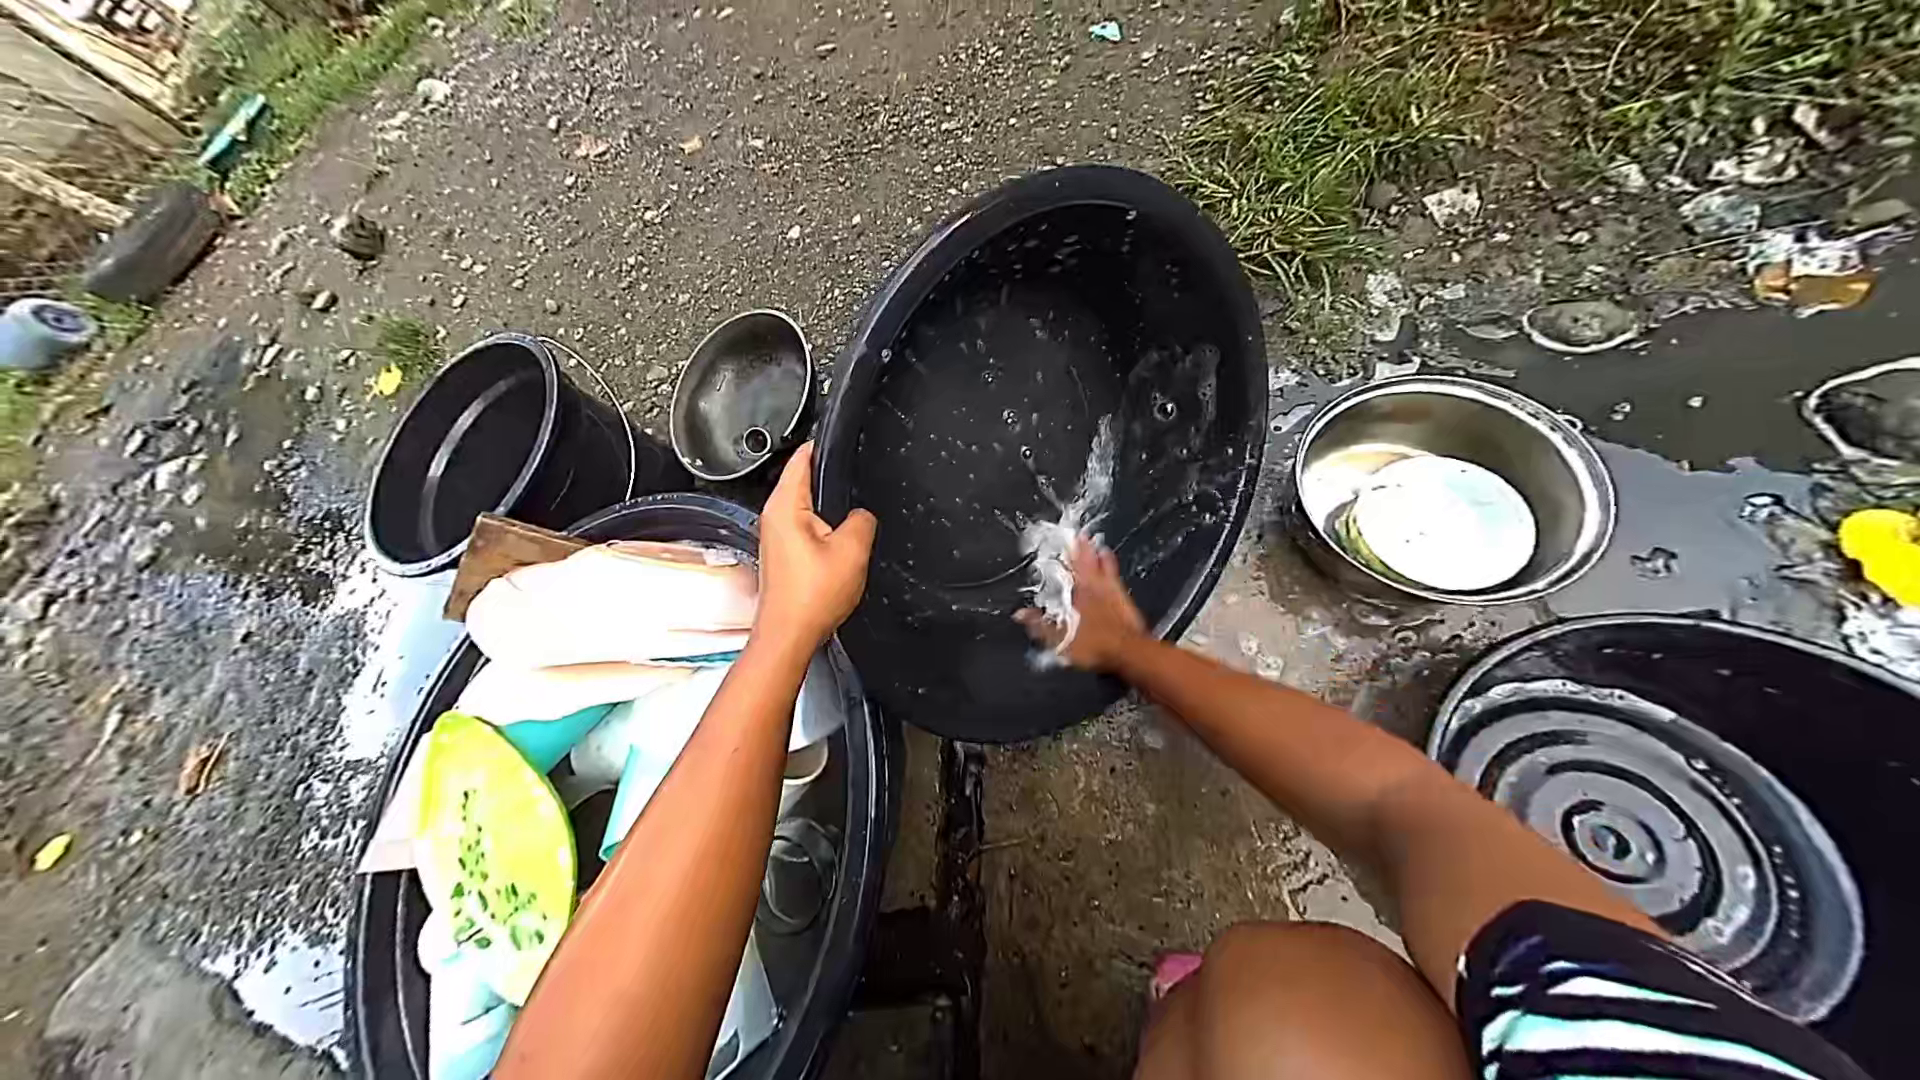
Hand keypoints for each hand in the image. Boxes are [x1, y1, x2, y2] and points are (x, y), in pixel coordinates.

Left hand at [755, 442, 877, 652]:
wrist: (790, 635)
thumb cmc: (810, 598)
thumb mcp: (852, 550)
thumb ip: (862, 519)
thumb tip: (862, 514)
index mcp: (785, 506)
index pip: (801, 457)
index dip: (823, 444)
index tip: (840, 438)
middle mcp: (773, 517)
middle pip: (803, 479)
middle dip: (830, 477)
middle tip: (857, 477)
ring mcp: (776, 536)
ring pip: (806, 506)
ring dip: (828, 507)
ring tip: (852, 512)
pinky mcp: (783, 553)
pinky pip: (806, 527)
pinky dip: (824, 528)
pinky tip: (841, 542)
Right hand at [1016, 537, 1147, 671]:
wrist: (1129, 652)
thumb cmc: (1094, 644)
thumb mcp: (1059, 638)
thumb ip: (1039, 624)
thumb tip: (1020, 614)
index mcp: (1076, 593)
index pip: (1067, 569)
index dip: (1064, 556)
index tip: (1061, 542)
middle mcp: (1094, 588)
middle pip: (1087, 563)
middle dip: (1082, 549)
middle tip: (1079, 536)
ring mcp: (1112, 592)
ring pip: (1103, 567)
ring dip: (1098, 556)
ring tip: (1096, 545)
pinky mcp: (1125, 600)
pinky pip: (1116, 577)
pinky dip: (1111, 567)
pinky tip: (1112, 567)